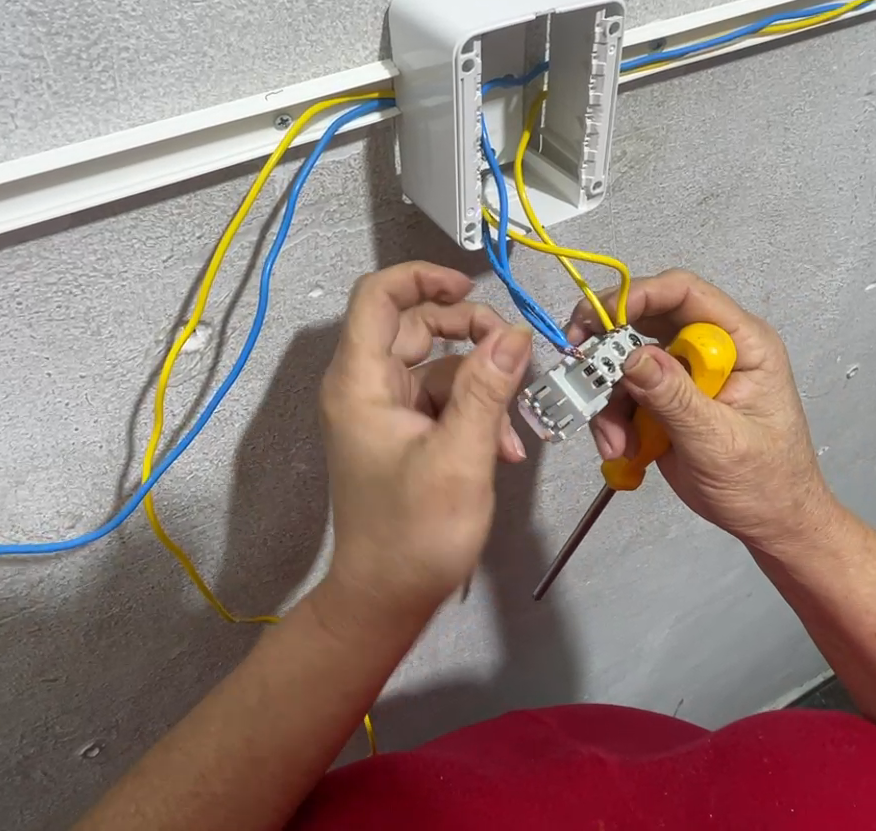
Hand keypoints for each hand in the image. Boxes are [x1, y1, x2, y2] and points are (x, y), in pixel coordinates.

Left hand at [318, 262, 533, 618]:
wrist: (386, 598)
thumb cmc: (416, 531)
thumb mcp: (461, 456)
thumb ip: (488, 389)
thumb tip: (516, 332)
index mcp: (360, 380)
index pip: (378, 296)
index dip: (422, 278)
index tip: (471, 288)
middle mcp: (366, 385)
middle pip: (415, 325)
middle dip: (469, 332)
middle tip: (514, 354)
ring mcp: (384, 409)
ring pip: (437, 364)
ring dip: (481, 383)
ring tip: (513, 426)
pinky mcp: (402, 431)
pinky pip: (441, 399)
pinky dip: (473, 412)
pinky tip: (504, 447)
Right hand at [568, 270, 833, 552]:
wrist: (769, 523)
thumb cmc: (764, 483)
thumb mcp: (718, 440)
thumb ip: (673, 397)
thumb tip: (628, 356)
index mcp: (741, 342)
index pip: (685, 293)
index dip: (639, 295)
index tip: (597, 319)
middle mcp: (708, 347)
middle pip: (643, 321)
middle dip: (606, 347)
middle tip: (576, 363)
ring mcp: (683, 373)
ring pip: (624, 362)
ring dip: (608, 400)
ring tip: (613, 442)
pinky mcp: (662, 398)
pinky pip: (622, 394)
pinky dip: (612, 420)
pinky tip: (620, 450)